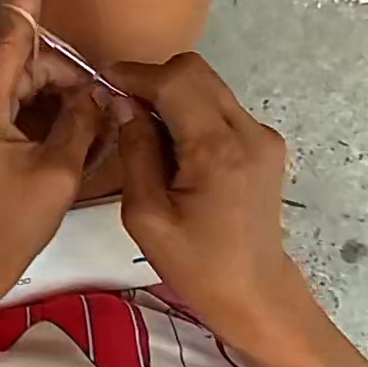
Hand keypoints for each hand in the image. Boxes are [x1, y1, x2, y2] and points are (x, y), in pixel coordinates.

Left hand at [0, 0, 106, 317]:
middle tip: (102, 108)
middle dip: (67, 75)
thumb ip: (80, 123)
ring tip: (91, 125)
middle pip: (28, 59)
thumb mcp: (57, 174)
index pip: (14, 32)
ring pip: (27, 82)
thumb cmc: (10, 224)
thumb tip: (98, 94)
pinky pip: (20, 103)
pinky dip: (48, 111)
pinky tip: (74, 132)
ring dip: (61, 96)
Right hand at [106, 53, 317, 349]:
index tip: (103, 81)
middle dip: (152, 79)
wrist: (256, 294)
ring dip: (170, 94)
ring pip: (207, 85)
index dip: (135, 74)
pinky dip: (187, 110)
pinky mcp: (263, 144)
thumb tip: (121, 103)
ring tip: (142, 127)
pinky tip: (170, 144)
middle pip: (195, 72)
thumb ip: (134, 151)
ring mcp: (262, 136)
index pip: (176, 82)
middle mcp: (248, 132)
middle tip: (121, 105)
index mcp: (217, 151)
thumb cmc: (195, 264)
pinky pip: (217, 106)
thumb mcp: (145, 214)